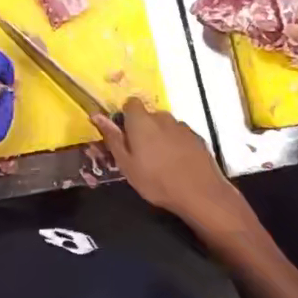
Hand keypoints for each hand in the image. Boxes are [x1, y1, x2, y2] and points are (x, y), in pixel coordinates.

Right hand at [92, 98, 243, 225]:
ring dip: (159, 137)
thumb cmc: (156, 181)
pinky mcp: (197, 138)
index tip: (123, 134)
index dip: (125, 116)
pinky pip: (179, 136)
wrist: (200, 193)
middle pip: (148, 116)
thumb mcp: (126, 164)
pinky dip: (175, 145)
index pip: (131, 103)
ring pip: (164, 126)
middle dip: (142, 129)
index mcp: (141, 121)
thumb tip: (97, 116)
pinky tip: (175, 165)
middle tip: (138, 154)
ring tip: (159, 163)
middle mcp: (163, 118)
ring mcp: (183, 127)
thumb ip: (112, 137)